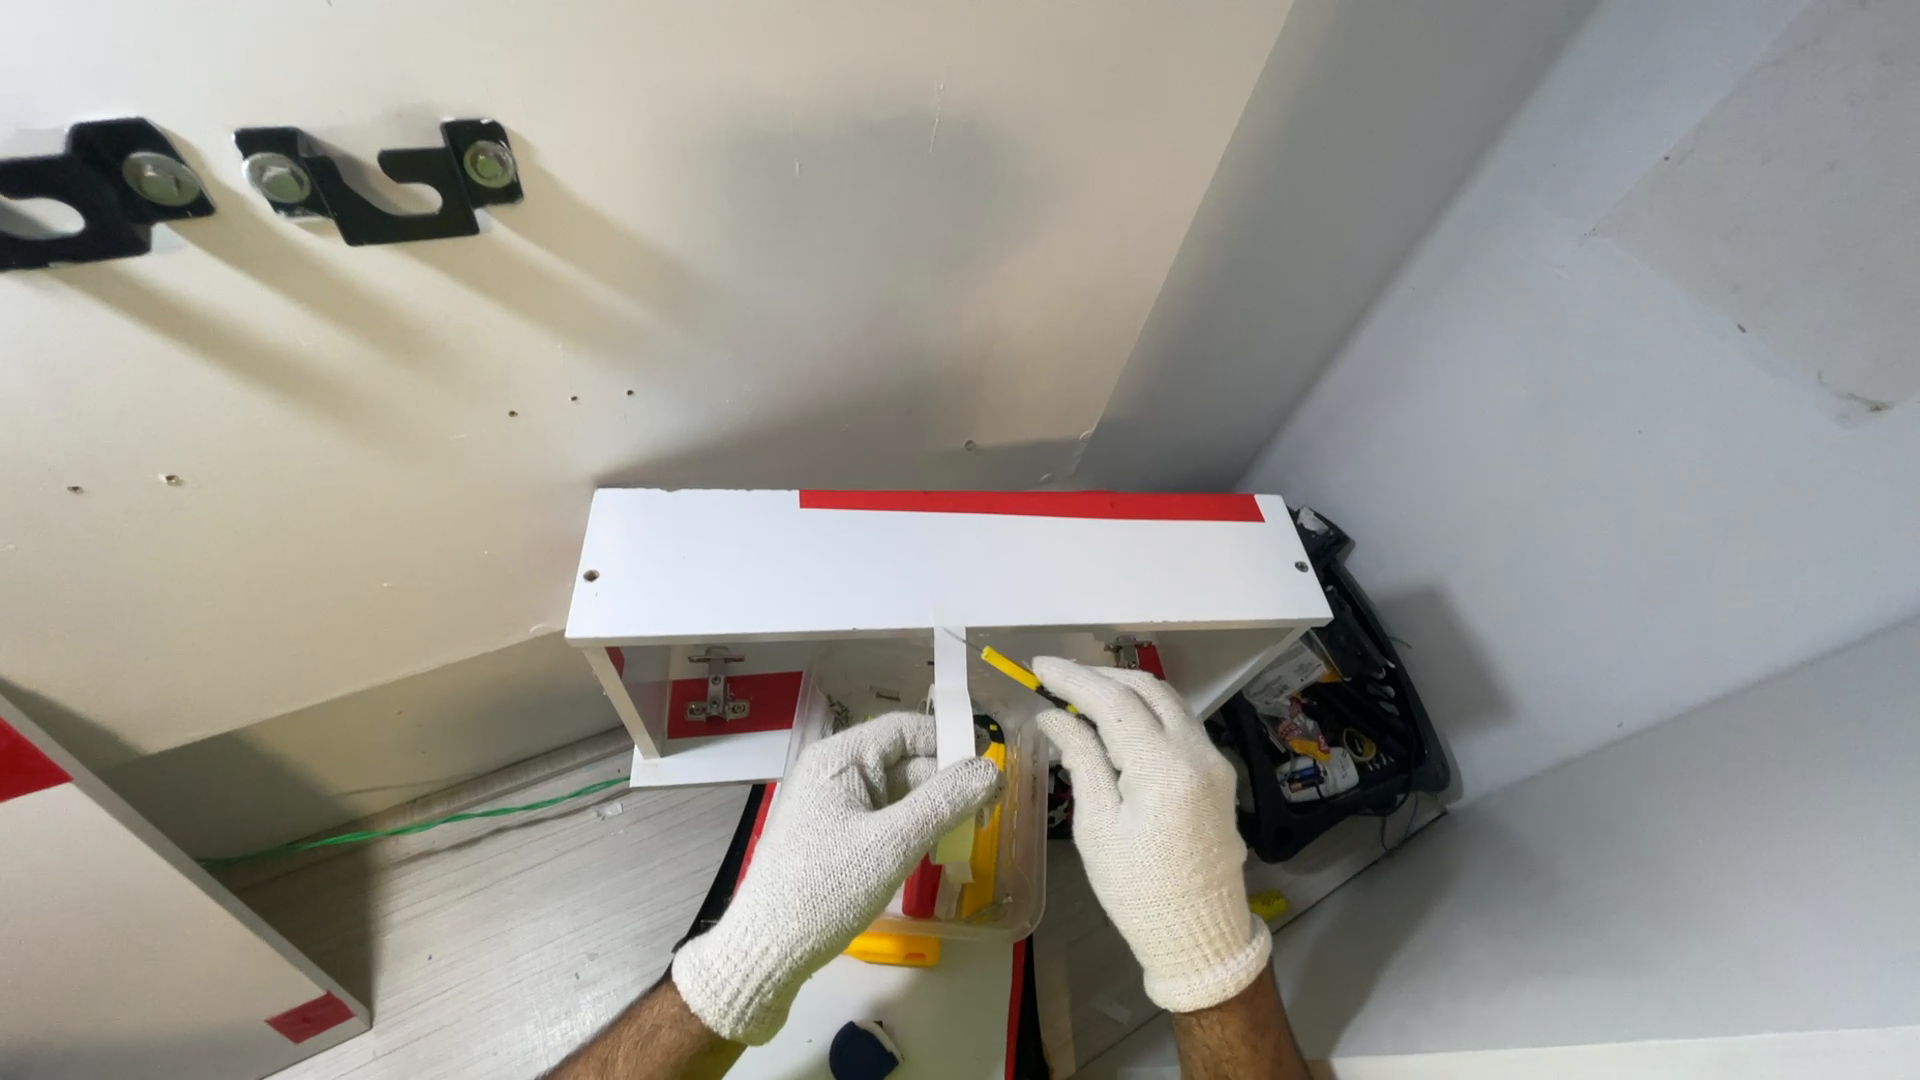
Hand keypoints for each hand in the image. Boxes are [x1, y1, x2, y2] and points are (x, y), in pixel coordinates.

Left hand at [671, 711, 1002, 1044]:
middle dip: (947, 780)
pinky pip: (887, 817)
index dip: (949, 738)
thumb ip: (945, 802)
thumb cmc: (824, 890)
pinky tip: (938, 847)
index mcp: (840, 758)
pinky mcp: (838, 835)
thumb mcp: (892, 844)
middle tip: (989, 808)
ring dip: (935, 807)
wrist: (765, 955)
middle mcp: (837, 772)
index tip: (990, 760)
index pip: (904, 729)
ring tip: (969, 832)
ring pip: (900, 792)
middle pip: (905, 760)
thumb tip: (991, 769)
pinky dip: (915, 827)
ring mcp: (836, 805)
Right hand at [1034, 657, 1268, 1012]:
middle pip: (1146, 688)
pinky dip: (1144, 710)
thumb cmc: (1138, 890)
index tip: (1038, 666)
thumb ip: (1081, 759)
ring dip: (1123, 688)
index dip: (1073, 678)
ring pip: (1167, 700)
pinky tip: (1116, 720)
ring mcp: (1214, 761)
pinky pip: (1179, 722)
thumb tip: (1054, 716)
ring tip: (1081, 691)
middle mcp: (1198, 753)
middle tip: (1057, 676)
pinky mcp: (1217, 773)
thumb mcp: (1098, 826)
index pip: (1114, 701)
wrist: (1201, 937)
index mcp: (1165, 769)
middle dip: (1099, 675)